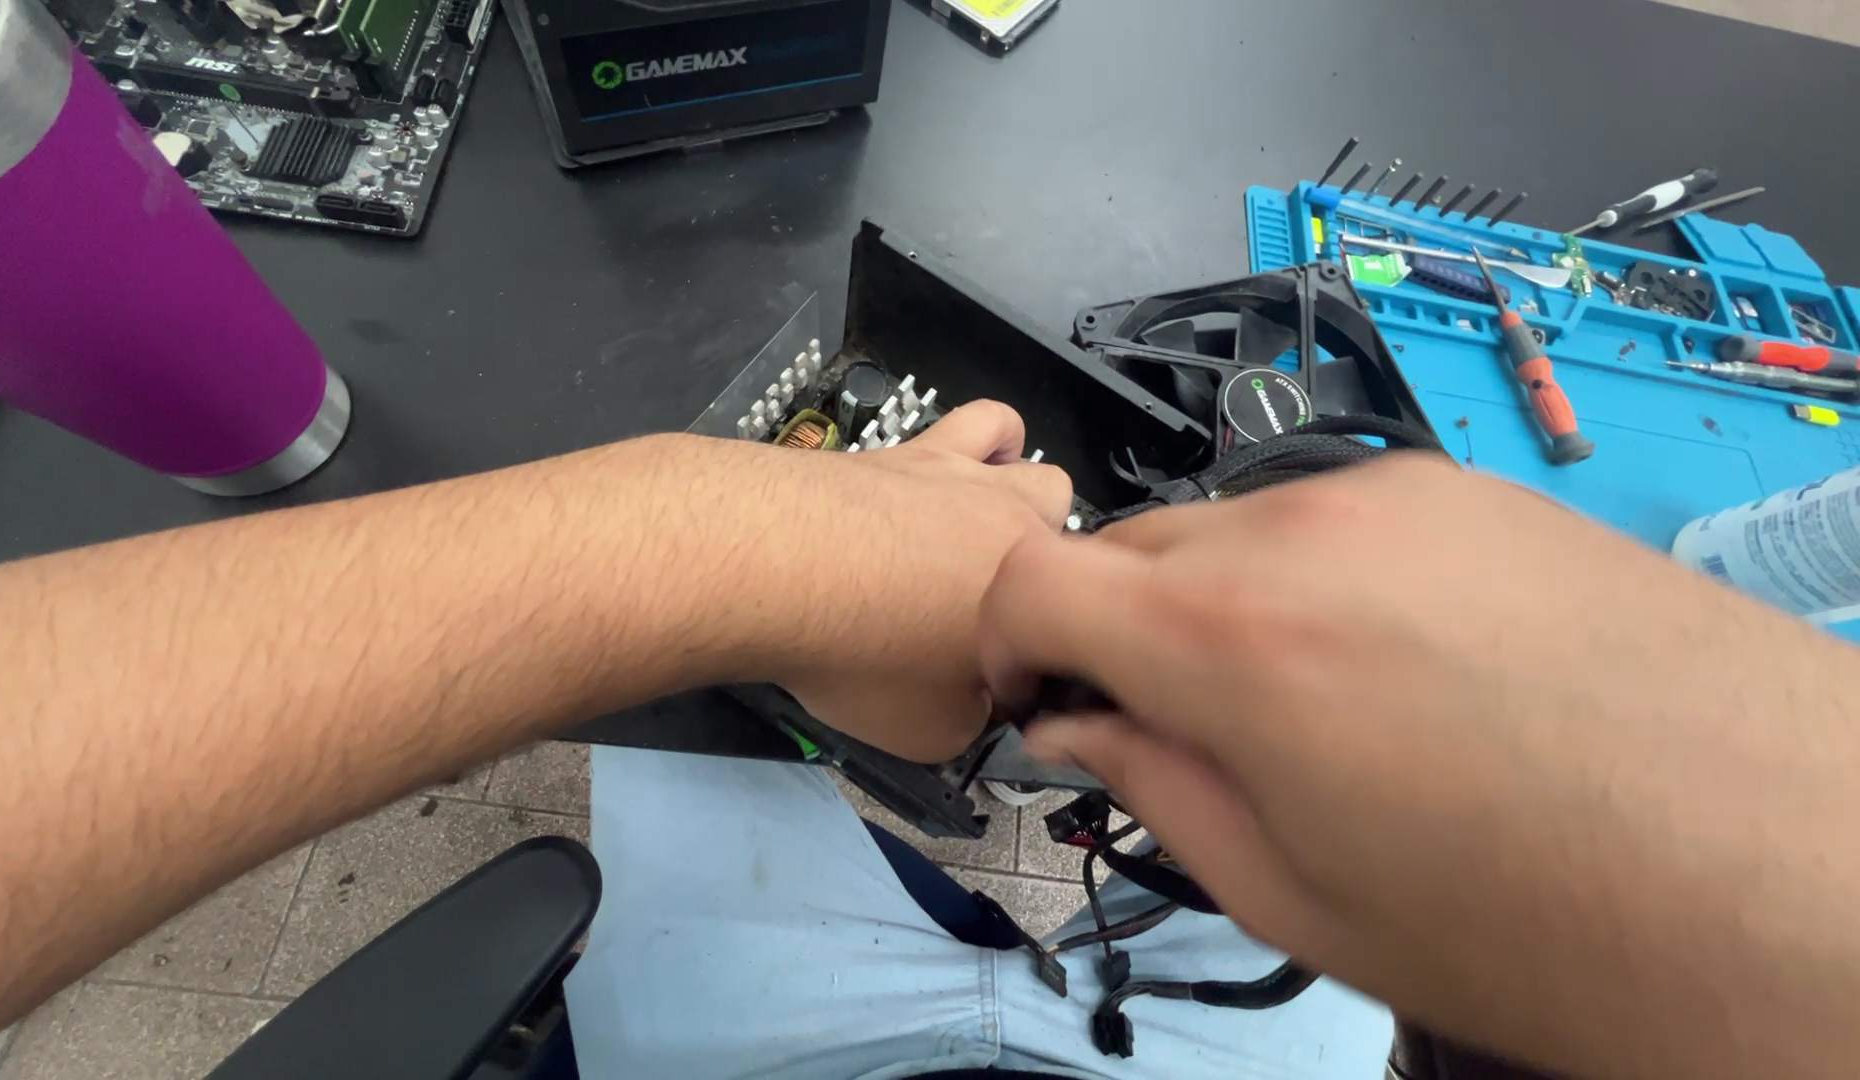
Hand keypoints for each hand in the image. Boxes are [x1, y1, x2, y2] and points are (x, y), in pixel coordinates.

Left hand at [751, 400, 1071, 761]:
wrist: (779, 569)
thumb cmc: (863, 654)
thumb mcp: (930, 730)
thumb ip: (974, 715)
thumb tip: (973, 696)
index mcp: (1032, 599)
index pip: (1066, 619)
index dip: (1040, 645)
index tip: (993, 669)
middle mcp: (1015, 530)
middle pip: (1063, 541)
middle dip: (1043, 569)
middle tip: (984, 600)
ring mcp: (969, 482)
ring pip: (1038, 472)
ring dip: (1026, 502)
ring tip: (979, 531)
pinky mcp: (917, 450)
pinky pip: (981, 421)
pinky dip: (990, 440)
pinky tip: (959, 468)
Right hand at [979, 455, 1859, 1079]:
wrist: (1852, 894)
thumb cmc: (1529, 931)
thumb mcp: (1283, 888)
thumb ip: (1143, 779)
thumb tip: (1068, 722)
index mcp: (1224, 635)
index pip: (1029, 577)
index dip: (1004, 638)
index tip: (1036, 697)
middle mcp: (1288, 528)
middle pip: (1118, 547)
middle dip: (1106, 627)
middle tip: (1169, 716)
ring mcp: (1380, 491)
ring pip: (1211, 529)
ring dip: (1198, 601)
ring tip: (1291, 695)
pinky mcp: (1457, 487)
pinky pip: (1310, 519)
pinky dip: (1290, 578)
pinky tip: (1383, 656)